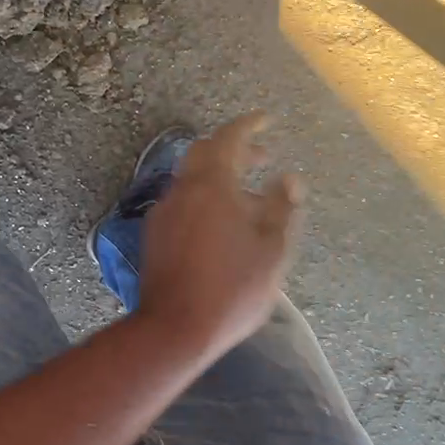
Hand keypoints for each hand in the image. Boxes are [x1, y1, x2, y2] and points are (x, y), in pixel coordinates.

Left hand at [136, 112, 302, 357]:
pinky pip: (183, 199)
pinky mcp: (155, 231)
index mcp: (212, 185)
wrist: (175, 325)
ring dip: (220, 175)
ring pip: (192, 177)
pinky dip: (205, 196)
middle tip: (263, 157)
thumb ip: (281, 208)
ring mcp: (164, 209)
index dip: (248, 125)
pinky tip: (223, 221)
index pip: (228, 138)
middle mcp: (182, 189)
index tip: (267, 119)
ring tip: (250, 194)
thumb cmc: (233, 288)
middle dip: (235, 149)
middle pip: (205, 153)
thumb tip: (289, 177)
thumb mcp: (271, 250)